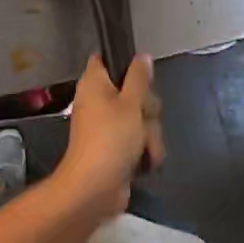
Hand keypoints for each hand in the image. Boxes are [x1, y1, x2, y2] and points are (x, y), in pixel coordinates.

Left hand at [50, 53, 163, 217]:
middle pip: (133, 91)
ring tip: (145, 148)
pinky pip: (138, 139)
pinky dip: (144, 150)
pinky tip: (146, 161)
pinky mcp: (116, 146)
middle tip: (143, 118)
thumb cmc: (111, 138)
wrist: (96, 187)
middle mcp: (98, 100)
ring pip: (140, 118)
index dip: (124, 63)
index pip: (105, 59)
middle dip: (147, 109)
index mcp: (94, 83)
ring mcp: (107, 125)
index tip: (140, 77)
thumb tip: (142, 56)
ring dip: (149, 134)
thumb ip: (139, 78)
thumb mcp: (131, 104)